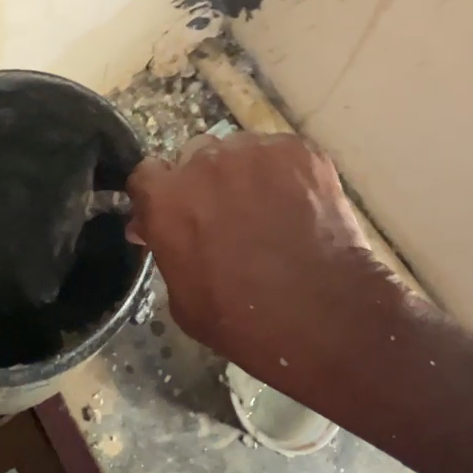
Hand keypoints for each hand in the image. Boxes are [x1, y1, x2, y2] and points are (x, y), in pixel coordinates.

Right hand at [127, 132, 385, 358]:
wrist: (325, 315)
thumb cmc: (244, 321)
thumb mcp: (183, 299)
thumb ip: (164, 248)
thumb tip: (150, 226)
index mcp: (167, 198)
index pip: (148, 173)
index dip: (162, 192)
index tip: (177, 212)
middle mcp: (204, 162)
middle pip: (195, 157)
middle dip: (205, 182)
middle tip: (228, 216)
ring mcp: (254, 151)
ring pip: (240, 151)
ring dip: (246, 174)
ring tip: (270, 211)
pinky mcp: (297, 151)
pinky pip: (280, 153)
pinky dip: (286, 174)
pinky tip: (299, 206)